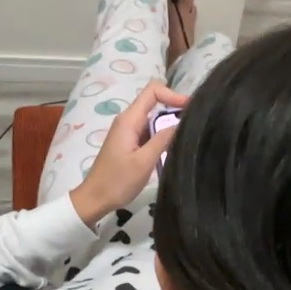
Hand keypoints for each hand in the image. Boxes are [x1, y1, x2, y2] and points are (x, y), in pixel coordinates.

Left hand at [68, 82, 187, 227]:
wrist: (95, 199)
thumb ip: (163, 139)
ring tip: (188, 137)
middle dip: (175, 109)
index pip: (153, 90)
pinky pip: (150, 131)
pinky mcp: (131, 143)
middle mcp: (128, 120)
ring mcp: (129, 131)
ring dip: (170, 124)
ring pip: (154, 118)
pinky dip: (163, 135)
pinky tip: (174, 148)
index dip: (173, 94)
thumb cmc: (117, 181)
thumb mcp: (144, 161)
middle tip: (194, 125)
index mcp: (129, 120)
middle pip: (155, 102)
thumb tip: (182, 122)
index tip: (191, 108)